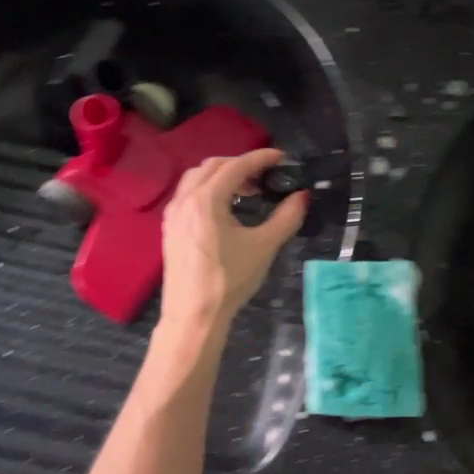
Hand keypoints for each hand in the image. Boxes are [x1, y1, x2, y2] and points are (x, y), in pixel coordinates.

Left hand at [160, 149, 307, 331]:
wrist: (193, 316)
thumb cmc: (228, 280)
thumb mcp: (263, 247)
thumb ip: (286, 217)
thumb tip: (303, 196)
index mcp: (206, 200)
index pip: (235, 166)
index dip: (260, 158)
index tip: (281, 158)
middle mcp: (185, 200)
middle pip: (213, 166)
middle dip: (240, 165)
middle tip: (265, 176)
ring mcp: (173, 214)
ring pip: (196, 179)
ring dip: (222, 176)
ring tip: (245, 190)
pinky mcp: (170, 229)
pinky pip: (188, 195)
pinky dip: (207, 190)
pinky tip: (224, 208)